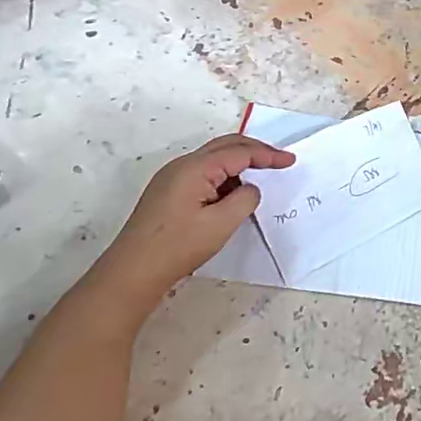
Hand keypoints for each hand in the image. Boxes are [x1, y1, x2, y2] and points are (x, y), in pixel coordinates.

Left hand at [109, 135, 295, 294]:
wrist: (131, 273)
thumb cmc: (178, 247)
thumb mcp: (222, 224)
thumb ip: (245, 199)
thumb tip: (249, 189)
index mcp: (195, 167)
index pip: (239, 152)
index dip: (267, 155)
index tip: (289, 161)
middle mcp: (182, 165)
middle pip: (225, 146)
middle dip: (255, 150)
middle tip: (279, 161)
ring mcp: (171, 178)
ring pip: (213, 159)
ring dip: (239, 163)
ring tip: (261, 177)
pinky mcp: (167, 192)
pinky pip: (203, 173)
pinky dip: (224, 176)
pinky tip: (233, 193)